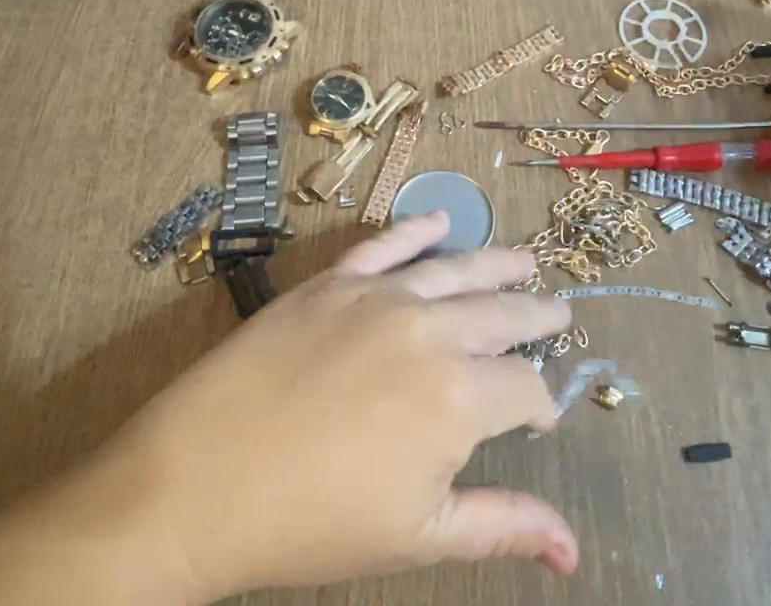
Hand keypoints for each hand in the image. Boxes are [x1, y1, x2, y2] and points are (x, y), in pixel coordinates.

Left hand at [0, 213, 575, 605]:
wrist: (197, 483)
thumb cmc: (312, 523)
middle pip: (503, 317)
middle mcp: (431, 332)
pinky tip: (442, 221)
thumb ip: (502, 526)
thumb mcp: (418, 536)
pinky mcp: (332, 280)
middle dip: (538, 319)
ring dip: (499, 266)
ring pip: (458, 270)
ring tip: (528, 262)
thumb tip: (573, 550)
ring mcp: (379, 297)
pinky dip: (418, 229)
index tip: (538, 416)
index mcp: (460, 399)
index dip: (540, 404)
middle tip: (560, 311)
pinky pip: (386, 244)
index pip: (526, 389)